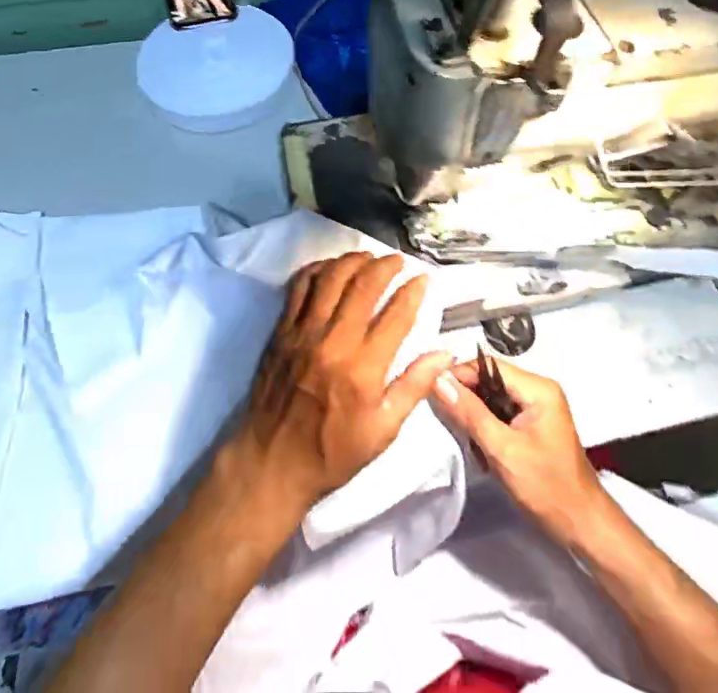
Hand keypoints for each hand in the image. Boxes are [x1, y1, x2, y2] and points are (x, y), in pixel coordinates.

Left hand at [227, 253, 449, 508]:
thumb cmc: (333, 451)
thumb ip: (414, 386)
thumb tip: (445, 353)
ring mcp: (303, 332)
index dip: (412, 292)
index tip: (422, 279)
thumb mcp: (383, 431)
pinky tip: (329, 267)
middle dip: (384, 267)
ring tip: (367, 257)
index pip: (395, 316)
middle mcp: (333, 342)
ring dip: (351, 261)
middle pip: (362, 287)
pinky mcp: (281, 331)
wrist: (272, 461)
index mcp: (363, 369)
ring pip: (329, 279)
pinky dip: (316, 270)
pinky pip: (299, 288)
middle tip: (397, 261)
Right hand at [429, 354, 611, 549]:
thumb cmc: (546, 487)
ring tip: (467, 441)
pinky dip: (486, 429)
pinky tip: (481, 450)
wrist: (581, 526)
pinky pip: (499, 414)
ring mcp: (536, 409)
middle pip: (489, 380)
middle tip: (448, 420)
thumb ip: (469, 412)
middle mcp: (539, 391)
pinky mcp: (532, 426)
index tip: (431, 389)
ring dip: (474, 417)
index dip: (459, 374)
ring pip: (491, 399)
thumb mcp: (502, 449)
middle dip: (466, 399)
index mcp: (538, 389)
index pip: (488, 365)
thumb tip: (438, 380)